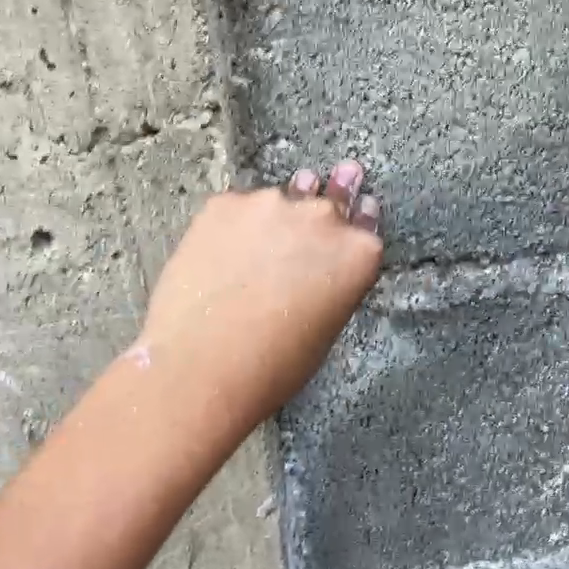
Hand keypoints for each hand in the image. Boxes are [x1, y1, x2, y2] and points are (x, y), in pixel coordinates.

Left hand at [139, 161, 383, 430]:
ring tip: (257, 246)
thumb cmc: (273, 365)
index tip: (349, 215)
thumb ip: (336, 278)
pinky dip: (233, 226)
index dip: (356, 219)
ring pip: (279, 201)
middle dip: (321, 209)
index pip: (366, 221)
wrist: (201, 368)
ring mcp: (273, 203)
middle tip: (306, 220)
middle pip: (328, 202)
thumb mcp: (328, 325)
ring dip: (275, 218)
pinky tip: (220, 257)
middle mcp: (323, 217)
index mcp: (359, 252)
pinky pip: (237, 208)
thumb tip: (321, 265)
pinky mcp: (226, 203)